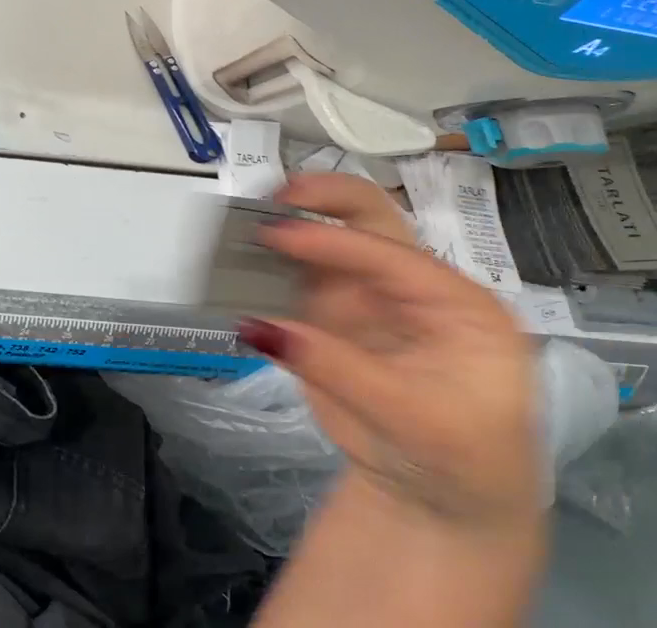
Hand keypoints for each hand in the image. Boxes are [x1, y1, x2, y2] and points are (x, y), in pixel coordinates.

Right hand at [249, 173, 538, 528]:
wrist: (435, 494)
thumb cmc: (455, 456)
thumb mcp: (408, 417)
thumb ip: (334, 367)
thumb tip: (257, 326)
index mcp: (459, 306)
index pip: (393, 256)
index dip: (334, 240)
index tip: (276, 234)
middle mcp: (411, 288)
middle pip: (371, 220)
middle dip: (321, 199)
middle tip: (270, 196)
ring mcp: (365, 296)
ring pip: (325, 239)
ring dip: (284, 224)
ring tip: (239, 221)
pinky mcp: (326, 313)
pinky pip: (291, 276)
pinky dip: (262, 261)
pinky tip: (231, 257)